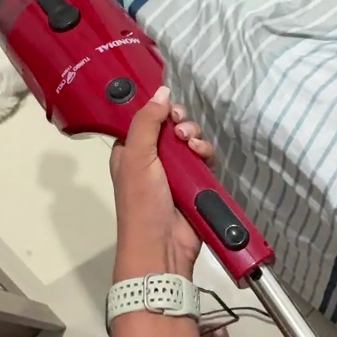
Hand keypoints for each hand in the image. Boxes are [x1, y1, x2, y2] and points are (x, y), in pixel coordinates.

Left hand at [110, 86, 215, 280]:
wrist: (163, 245)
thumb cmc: (143, 202)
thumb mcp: (137, 157)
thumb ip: (146, 122)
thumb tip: (162, 91)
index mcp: (130, 152)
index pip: (145, 119)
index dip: (157, 109)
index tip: (168, 105)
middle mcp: (151, 159)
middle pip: (170, 127)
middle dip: (180, 123)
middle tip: (181, 130)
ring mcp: (174, 172)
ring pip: (190, 141)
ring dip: (195, 138)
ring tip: (192, 146)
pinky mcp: (194, 184)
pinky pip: (204, 159)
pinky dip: (205, 154)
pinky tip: (204, 157)